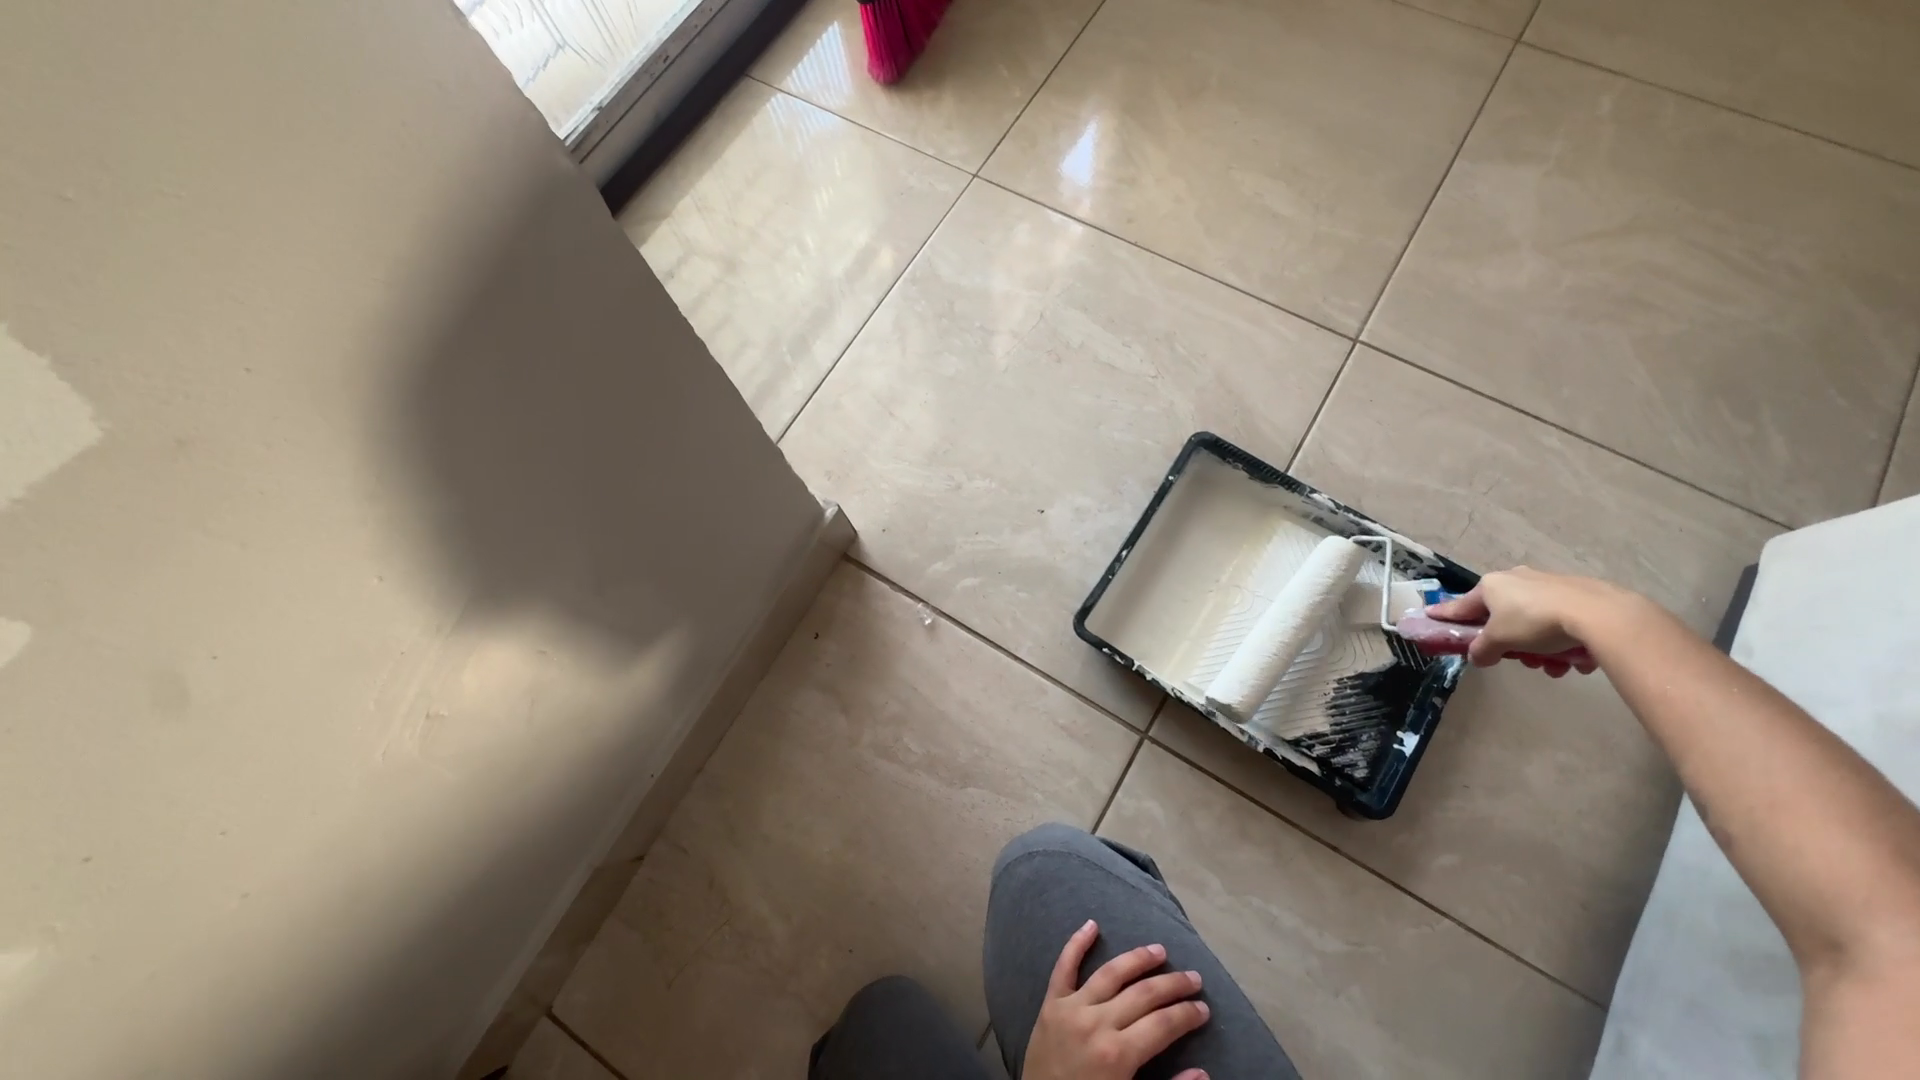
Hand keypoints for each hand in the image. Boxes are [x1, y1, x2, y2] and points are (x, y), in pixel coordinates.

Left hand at [1022, 919, 1210, 1079]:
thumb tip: (1203, 1072)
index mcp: (1119, 1054)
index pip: (1163, 1024)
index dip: (1187, 1015)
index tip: (1204, 1009)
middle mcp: (1096, 1023)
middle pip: (1142, 995)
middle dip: (1172, 985)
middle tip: (1194, 978)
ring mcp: (1071, 1009)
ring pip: (1110, 974)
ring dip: (1137, 959)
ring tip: (1159, 950)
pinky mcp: (1050, 1005)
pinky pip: (1063, 968)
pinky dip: (1076, 944)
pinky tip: (1091, 925)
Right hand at [1425, 567, 1636, 674]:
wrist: (1597, 614)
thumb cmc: (1535, 623)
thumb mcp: (1500, 641)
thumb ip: (1483, 650)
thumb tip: (1478, 657)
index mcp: (1491, 585)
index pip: (1461, 605)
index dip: (1445, 614)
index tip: (1430, 615)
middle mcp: (1516, 579)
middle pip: (1502, 617)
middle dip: (1511, 644)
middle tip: (1520, 660)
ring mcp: (1548, 584)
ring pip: (1534, 623)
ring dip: (1541, 649)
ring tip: (1556, 667)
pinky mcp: (1577, 592)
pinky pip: (1560, 621)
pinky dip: (1563, 641)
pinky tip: (1577, 659)